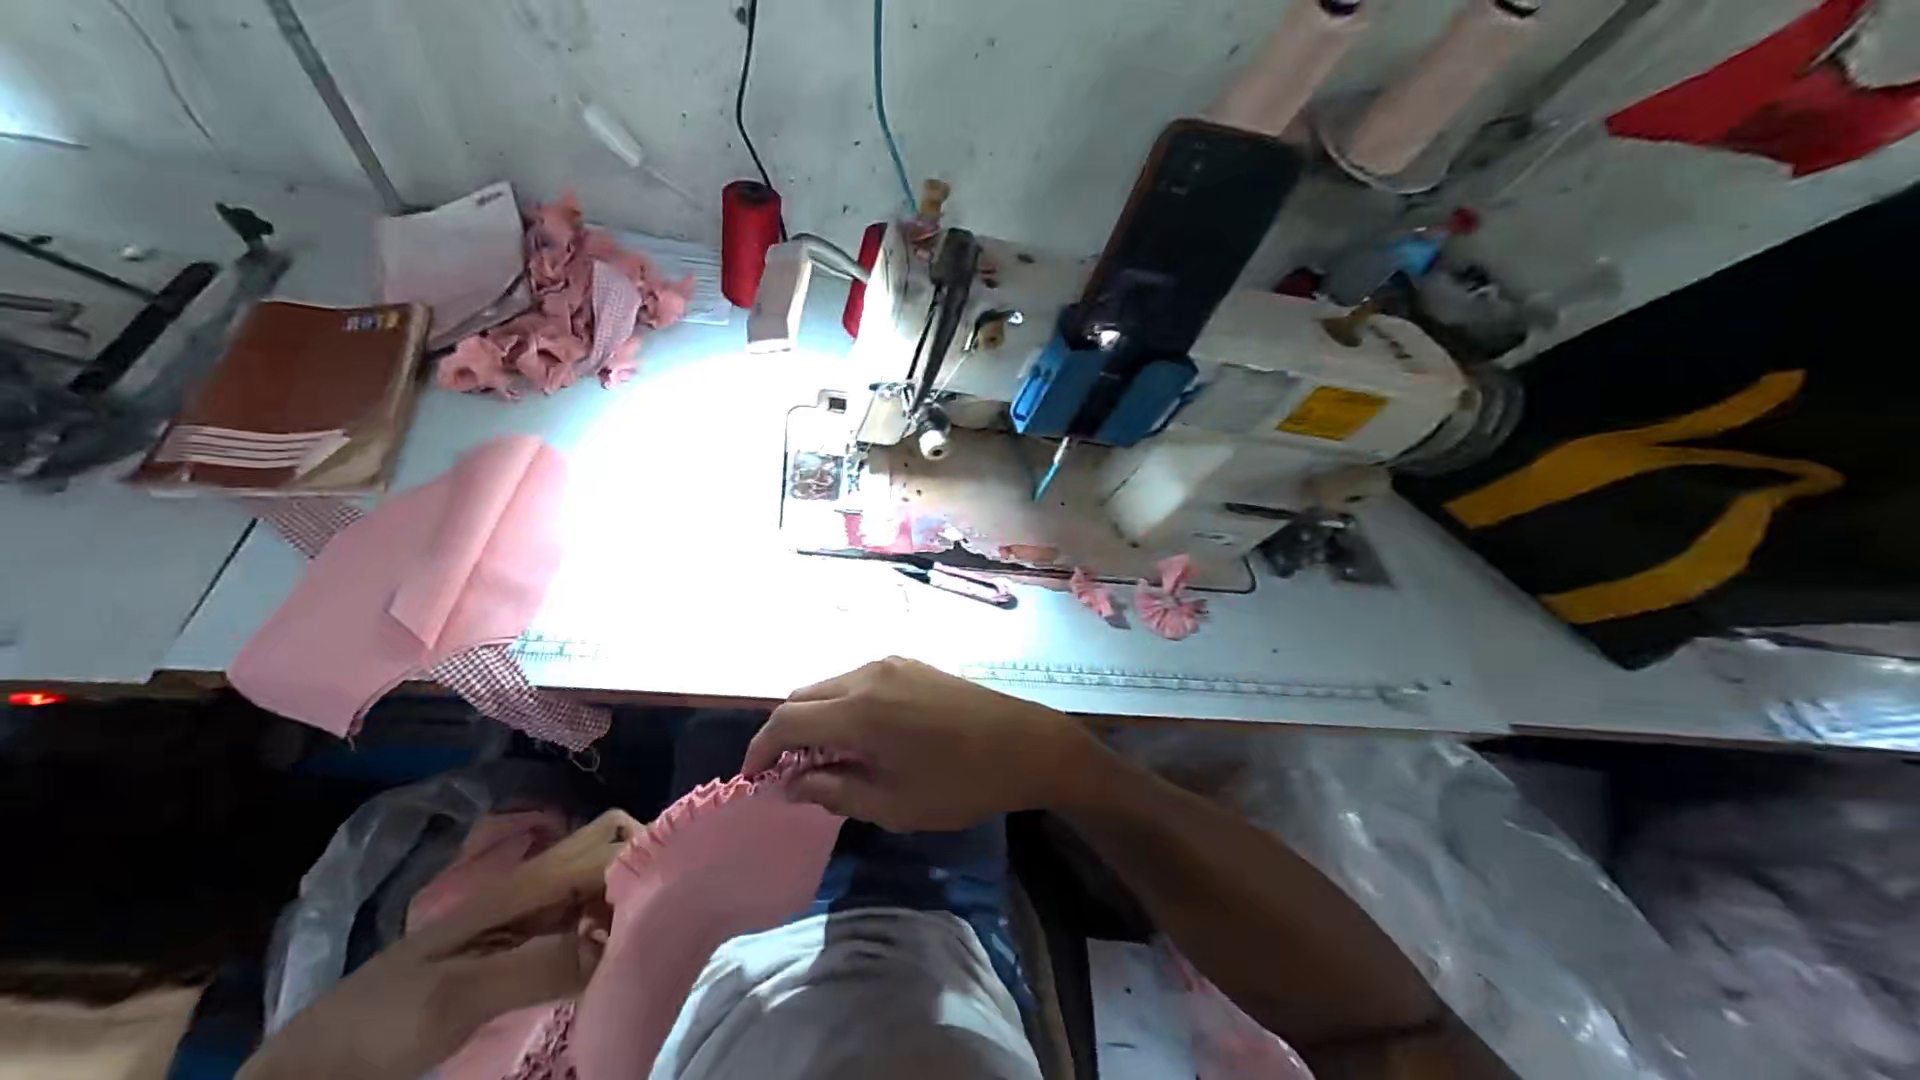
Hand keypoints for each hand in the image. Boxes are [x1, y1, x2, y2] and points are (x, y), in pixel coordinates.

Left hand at [240, 810, 641, 1079]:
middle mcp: (538, 885)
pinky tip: (614, 960)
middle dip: (645, 865)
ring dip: (631, 894)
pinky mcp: (529, 940)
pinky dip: (612, 923)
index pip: (607, 845)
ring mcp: (533, 912)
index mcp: (525, 884)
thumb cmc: (382, 1022)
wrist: (320, 1064)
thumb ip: (537, 966)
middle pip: (612, 844)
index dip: (644, 862)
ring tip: (646, 940)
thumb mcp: (454, 999)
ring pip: (603, 876)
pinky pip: (588, 914)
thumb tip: (616, 948)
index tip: (668, 903)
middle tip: (662, 917)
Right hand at [743, 657, 1109, 830]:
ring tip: (829, 757)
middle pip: (804, 696)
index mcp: (860, 710)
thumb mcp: (893, 804)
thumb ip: (834, 790)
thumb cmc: (961, 784)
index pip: (787, 720)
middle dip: (787, 732)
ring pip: (831, 685)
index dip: (761, 749)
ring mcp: (892, 664)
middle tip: (792, 773)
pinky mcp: (911, 664)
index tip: (755, 778)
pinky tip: (862, 735)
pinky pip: (859, 680)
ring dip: (817, 717)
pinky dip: (844, 705)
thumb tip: (793, 782)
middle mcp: (868, 675)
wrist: (1026, 745)